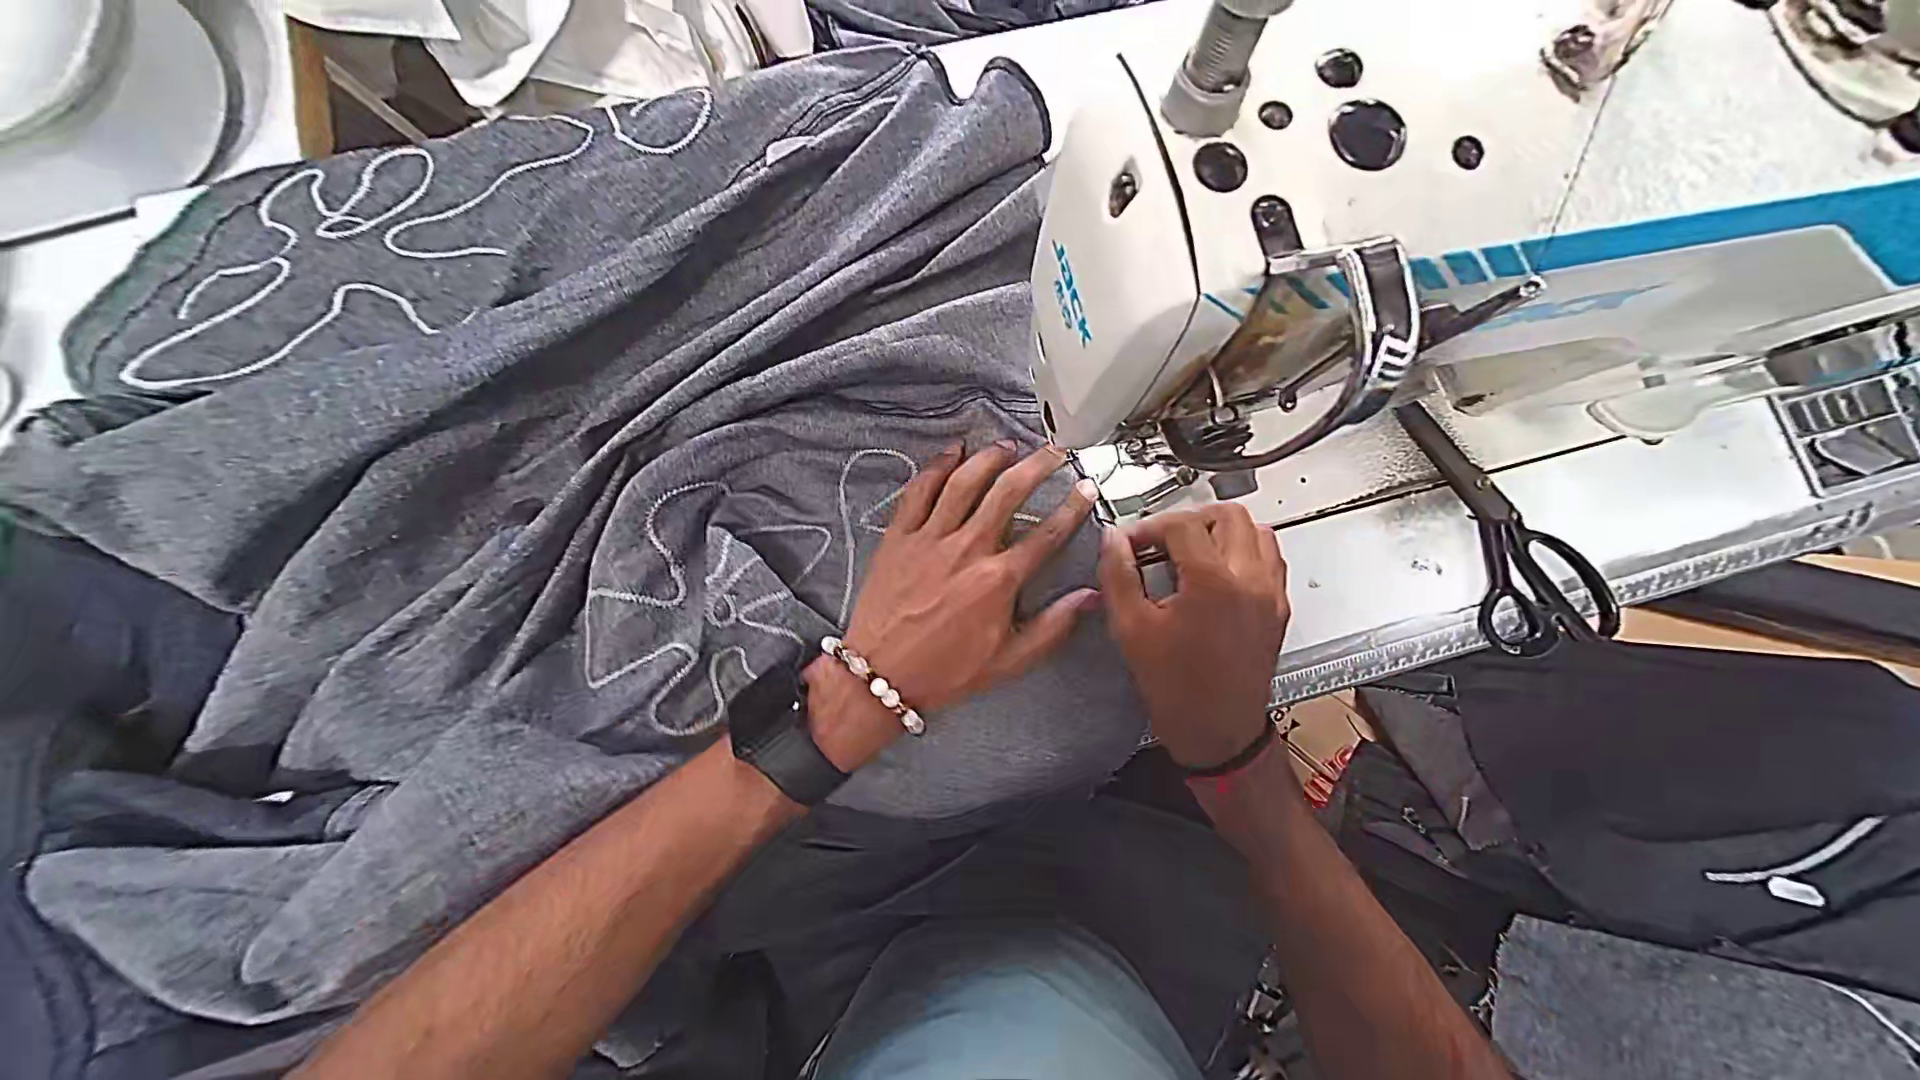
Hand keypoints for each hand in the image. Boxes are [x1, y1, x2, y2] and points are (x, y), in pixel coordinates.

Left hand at [805, 440, 1099, 769]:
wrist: (881, 676)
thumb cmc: (943, 671)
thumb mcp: (1008, 661)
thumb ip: (1053, 627)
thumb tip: (1089, 598)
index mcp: (997, 580)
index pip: (1047, 533)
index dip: (1072, 507)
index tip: (1084, 489)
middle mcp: (966, 550)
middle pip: (1008, 493)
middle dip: (1037, 465)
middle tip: (1053, 452)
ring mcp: (929, 539)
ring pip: (964, 482)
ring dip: (990, 458)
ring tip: (1008, 446)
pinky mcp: (899, 538)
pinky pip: (919, 491)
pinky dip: (936, 466)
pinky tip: (951, 453)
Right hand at [1097, 503, 1290, 769]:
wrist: (1217, 730)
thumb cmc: (1179, 690)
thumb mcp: (1130, 628)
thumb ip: (1118, 575)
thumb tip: (1113, 542)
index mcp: (1213, 583)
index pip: (1183, 524)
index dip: (1149, 528)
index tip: (1133, 544)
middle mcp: (1250, 582)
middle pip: (1227, 515)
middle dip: (1188, 521)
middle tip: (1162, 541)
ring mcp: (1270, 594)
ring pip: (1256, 530)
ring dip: (1220, 532)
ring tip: (1190, 552)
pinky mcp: (1278, 608)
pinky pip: (1269, 559)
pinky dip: (1243, 552)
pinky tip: (1217, 572)